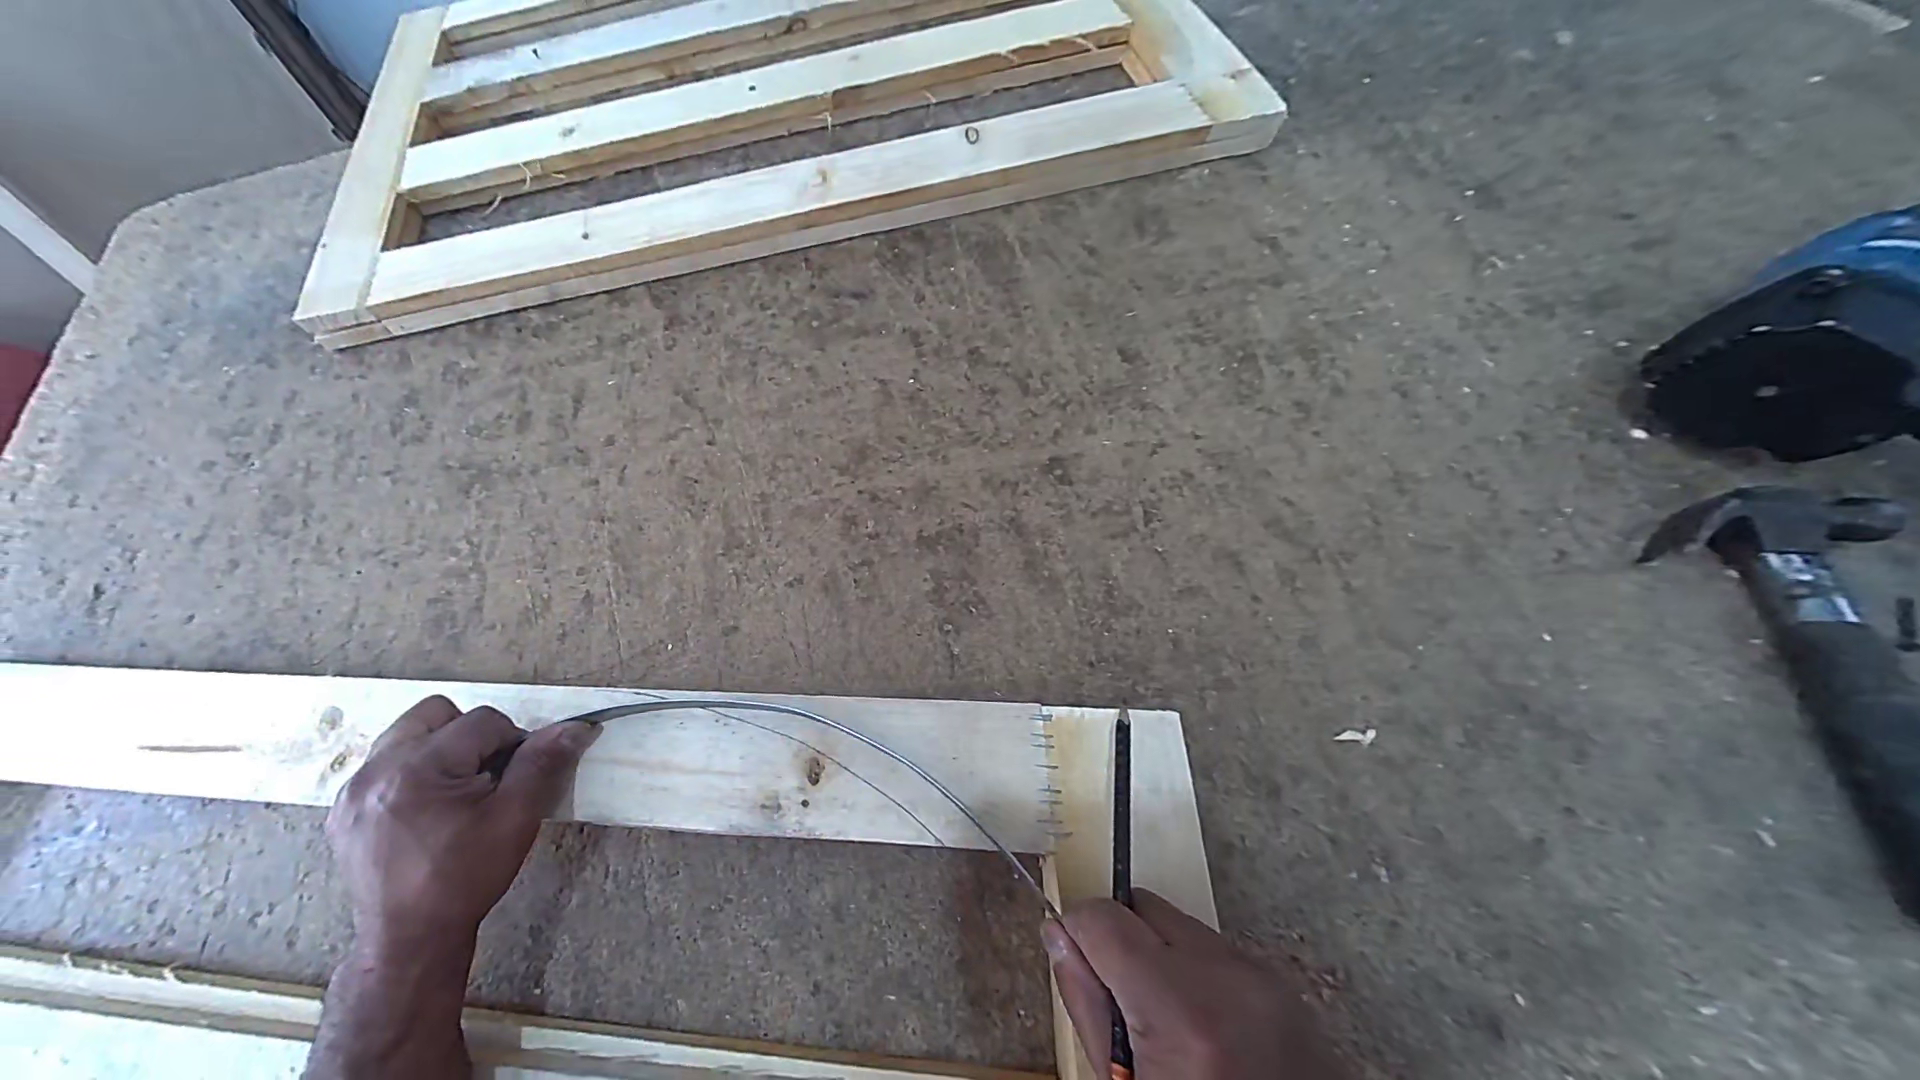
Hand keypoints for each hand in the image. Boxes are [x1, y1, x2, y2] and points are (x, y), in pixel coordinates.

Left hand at [325, 696, 600, 950]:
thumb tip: (576, 726)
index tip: (514, 779)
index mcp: (417, 770)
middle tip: (486, 775)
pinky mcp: (343, 810)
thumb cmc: (467, 875)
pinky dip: (415, 770)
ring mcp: (352, 791)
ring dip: (442, 748)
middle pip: (436, 713)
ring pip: (407, 733)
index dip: (512, 742)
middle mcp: (375, 771)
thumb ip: (543, 762)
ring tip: (458, 787)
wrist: (410, 938)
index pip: (482, 720)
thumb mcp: (516, 816)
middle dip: (471, 734)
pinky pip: (385, 763)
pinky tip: (430, 806)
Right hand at [1043, 891, 1350, 1079]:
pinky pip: (1213, 947)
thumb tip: (1058, 935)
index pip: (1103, 918)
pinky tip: (1198, 1019)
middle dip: (1118, 936)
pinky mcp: (1280, 981)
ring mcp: (1261, 976)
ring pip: (1177, 922)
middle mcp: (1227, 978)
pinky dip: (1192, 967)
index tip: (1071, 954)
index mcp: (1181, 1013)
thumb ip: (1086, 1004)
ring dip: (1156, 950)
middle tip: (1118, 994)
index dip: (1076, 930)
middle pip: (1142, 904)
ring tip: (1162, 1015)